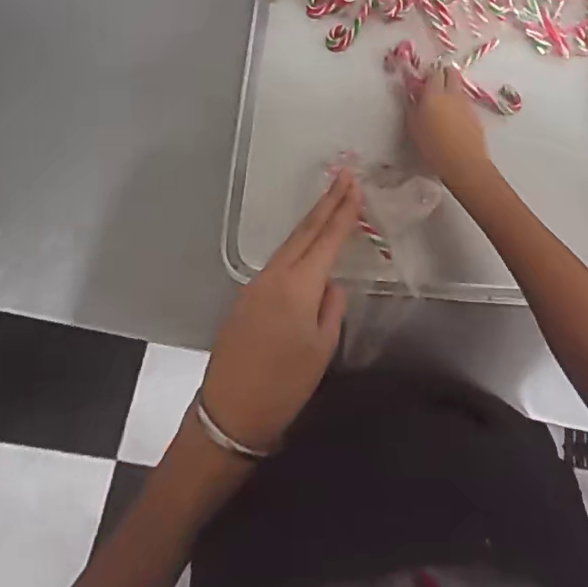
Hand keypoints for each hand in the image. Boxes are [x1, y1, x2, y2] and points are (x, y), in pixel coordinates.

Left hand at [200, 171, 358, 451]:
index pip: (326, 240)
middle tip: (343, 176)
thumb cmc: (285, 384)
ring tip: (330, 201)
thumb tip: (331, 285)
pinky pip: (278, 262)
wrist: (232, 410)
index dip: (343, 213)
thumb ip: (331, 307)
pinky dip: (296, 246)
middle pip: (304, 233)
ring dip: (311, 222)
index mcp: (298, 286)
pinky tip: (306, 244)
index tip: (355, 186)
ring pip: (290, 245)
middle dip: (326, 203)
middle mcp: (275, 276)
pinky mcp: (247, 297)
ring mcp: (257, 284)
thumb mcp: (322, 347)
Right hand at [407, 67, 493, 192]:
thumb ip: (412, 106)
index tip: (422, 83)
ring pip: (459, 88)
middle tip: (434, 87)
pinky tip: (453, 120)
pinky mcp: (476, 115)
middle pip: (451, 73)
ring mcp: (466, 104)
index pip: (434, 73)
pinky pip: (465, 103)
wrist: (463, 163)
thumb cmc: (432, 147)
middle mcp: (452, 94)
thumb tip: (411, 92)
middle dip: (444, 74)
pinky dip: (458, 105)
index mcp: (434, 94)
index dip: (428, 75)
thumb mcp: (413, 127)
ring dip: (451, 90)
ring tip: (442, 107)